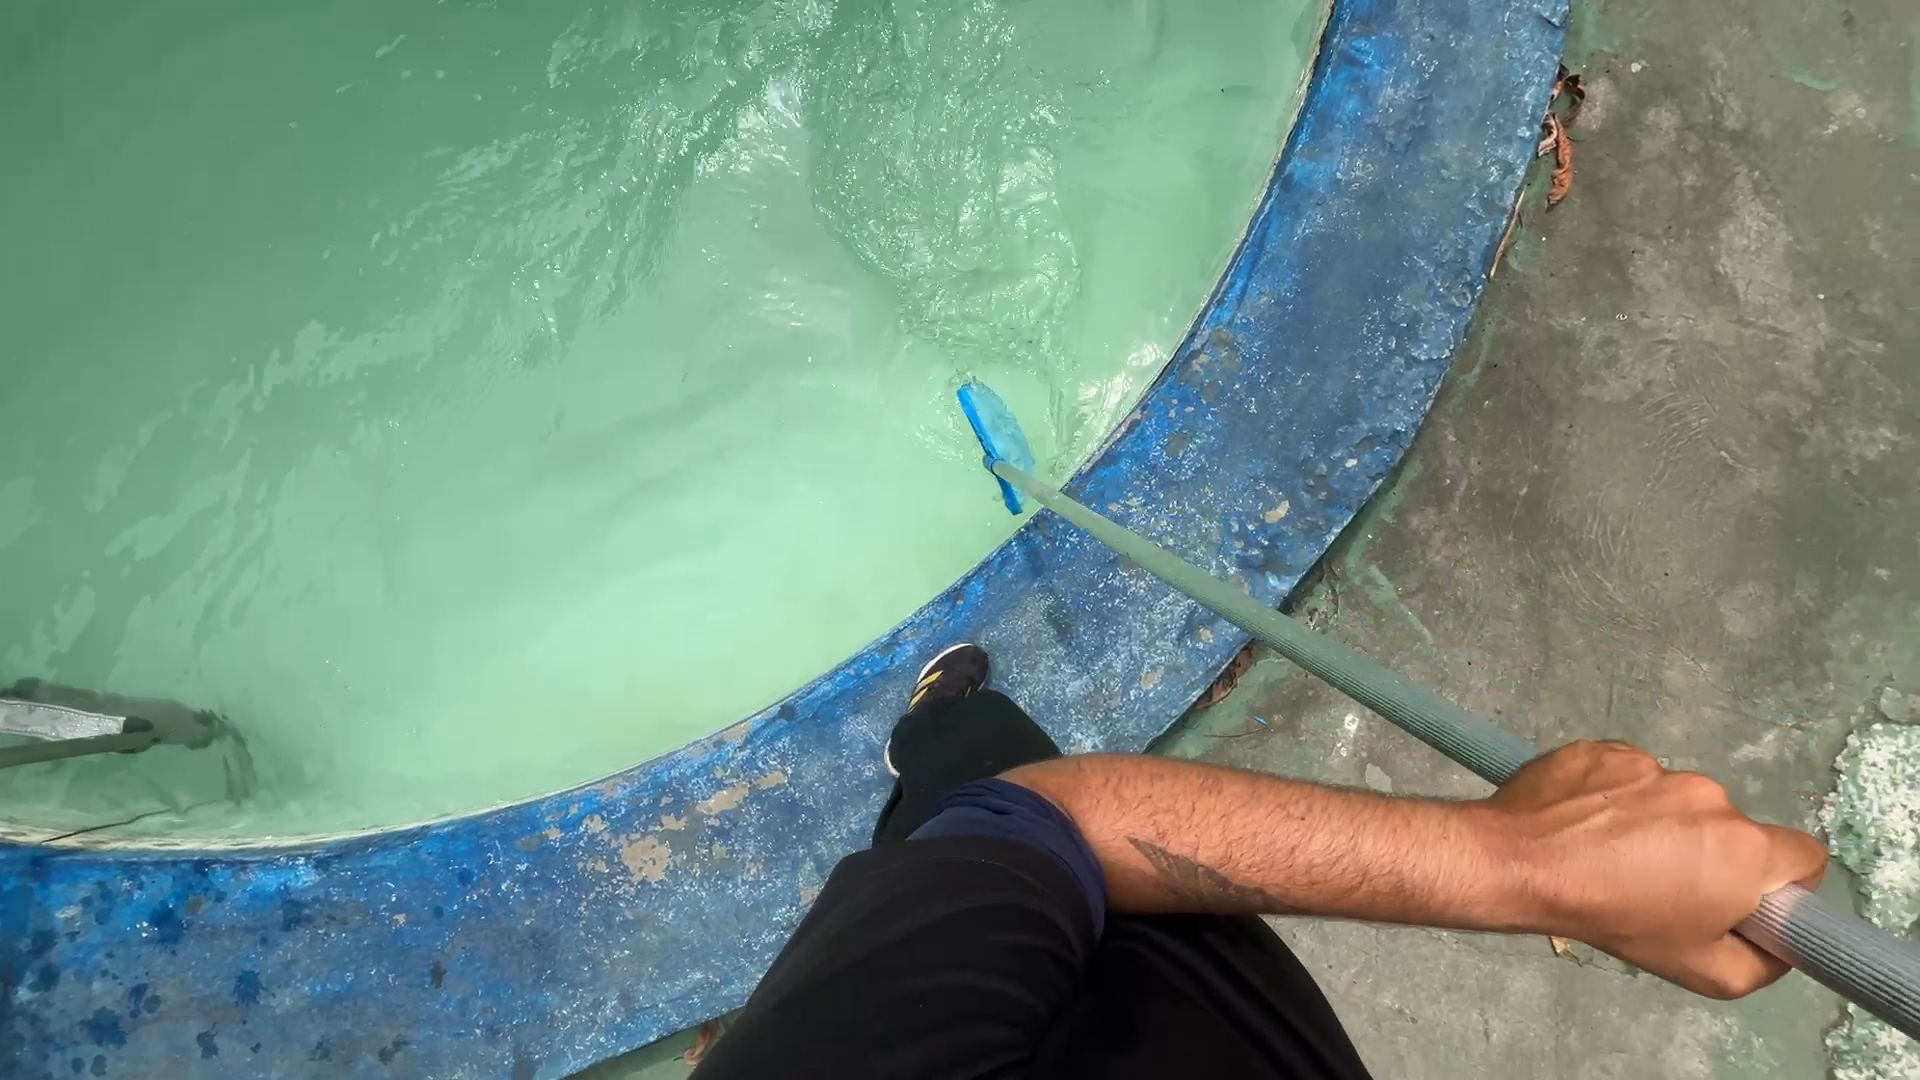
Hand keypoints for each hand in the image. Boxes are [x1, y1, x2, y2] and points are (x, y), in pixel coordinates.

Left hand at [1483, 740, 1827, 998]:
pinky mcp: (1597, 748)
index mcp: (1744, 846)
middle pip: (1726, 823)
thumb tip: (1775, 937)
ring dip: (1651, 815)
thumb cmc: (1609, 915)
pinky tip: (1580, 815)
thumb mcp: (1708, 971)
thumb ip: (1766, 958)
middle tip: (1654, 871)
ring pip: (1669, 794)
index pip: (1800, 854)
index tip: (1736, 891)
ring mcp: (1645, 764)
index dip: (1776, 878)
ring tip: (1605, 843)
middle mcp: (1703, 794)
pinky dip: (1609, 790)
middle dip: (1704, 846)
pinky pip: (1622, 772)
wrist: (1516, 861)